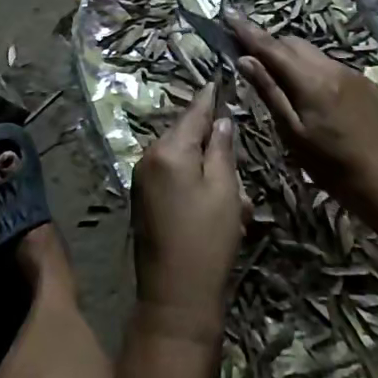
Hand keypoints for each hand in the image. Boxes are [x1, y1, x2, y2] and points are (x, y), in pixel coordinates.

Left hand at [130, 83, 242, 340]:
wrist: (175, 296)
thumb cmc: (207, 241)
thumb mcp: (224, 191)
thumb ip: (221, 151)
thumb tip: (221, 121)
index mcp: (168, 151)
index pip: (192, 114)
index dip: (208, 99)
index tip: (216, 81)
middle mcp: (148, 157)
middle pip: (183, 135)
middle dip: (210, 141)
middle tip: (236, 154)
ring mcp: (142, 179)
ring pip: (179, 157)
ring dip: (204, 166)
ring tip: (231, 194)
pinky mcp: (143, 199)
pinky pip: (171, 176)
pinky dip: (192, 181)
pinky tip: (212, 204)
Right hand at [229, 15, 377, 200]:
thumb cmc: (331, 165)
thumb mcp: (292, 132)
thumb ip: (269, 92)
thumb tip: (245, 60)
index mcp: (311, 81)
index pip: (272, 47)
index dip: (248, 31)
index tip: (229, 13)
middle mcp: (332, 68)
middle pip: (292, 43)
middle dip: (268, 44)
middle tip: (249, 55)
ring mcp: (350, 73)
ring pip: (310, 52)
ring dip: (289, 56)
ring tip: (275, 74)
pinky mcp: (362, 82)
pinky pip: (327, 63)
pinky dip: (309, 67)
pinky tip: (306, 89)